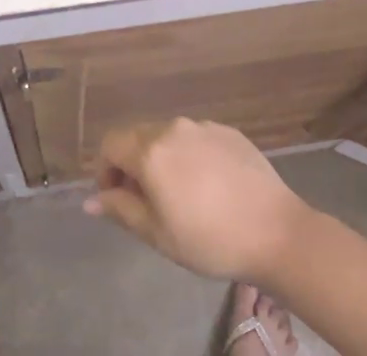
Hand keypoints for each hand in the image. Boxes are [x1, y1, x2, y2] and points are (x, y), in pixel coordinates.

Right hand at [82, 118, 312, 281]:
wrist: (276, 232)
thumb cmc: (209, 239)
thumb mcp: (157, 234)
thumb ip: (120, 210)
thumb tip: (91, 200)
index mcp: (150, 150)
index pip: (110, 144)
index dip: (104, 170)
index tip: (116, 199)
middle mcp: (174, 128)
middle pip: (137, 136)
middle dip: (130, 164)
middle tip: (144, 201)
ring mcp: (204, 127)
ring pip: (167, 136)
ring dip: (160, 159)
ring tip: (178, 194)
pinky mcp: (229, 132)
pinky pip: (195, 138)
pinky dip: (188, 156)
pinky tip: (207, 186)